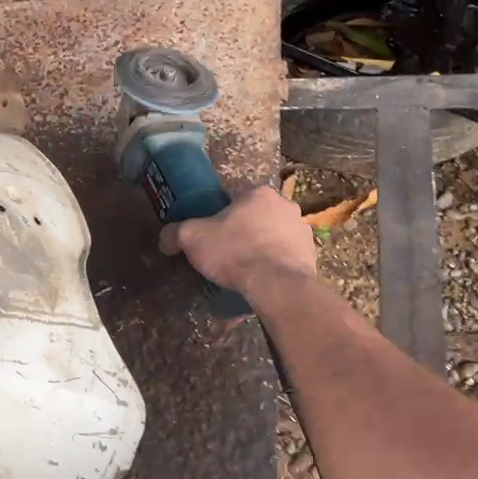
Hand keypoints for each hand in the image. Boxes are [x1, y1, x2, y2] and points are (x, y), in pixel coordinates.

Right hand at [159, 185, 317, 298]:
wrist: (276, 284)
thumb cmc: (233, 251)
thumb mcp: (191, 238)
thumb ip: (174, 233)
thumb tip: (166, 239)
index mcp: (259, 193)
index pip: (235, 199)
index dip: (220, 216)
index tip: (211, 234)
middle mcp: (286, 205)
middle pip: (255, 216)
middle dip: (242, 231)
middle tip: (225, 251)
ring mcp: (303, 230)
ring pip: (273, 236)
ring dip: (260, 247)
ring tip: (242, 269)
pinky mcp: (312, 255)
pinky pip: (285, 256)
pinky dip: (273, 264)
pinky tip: (259, 279)